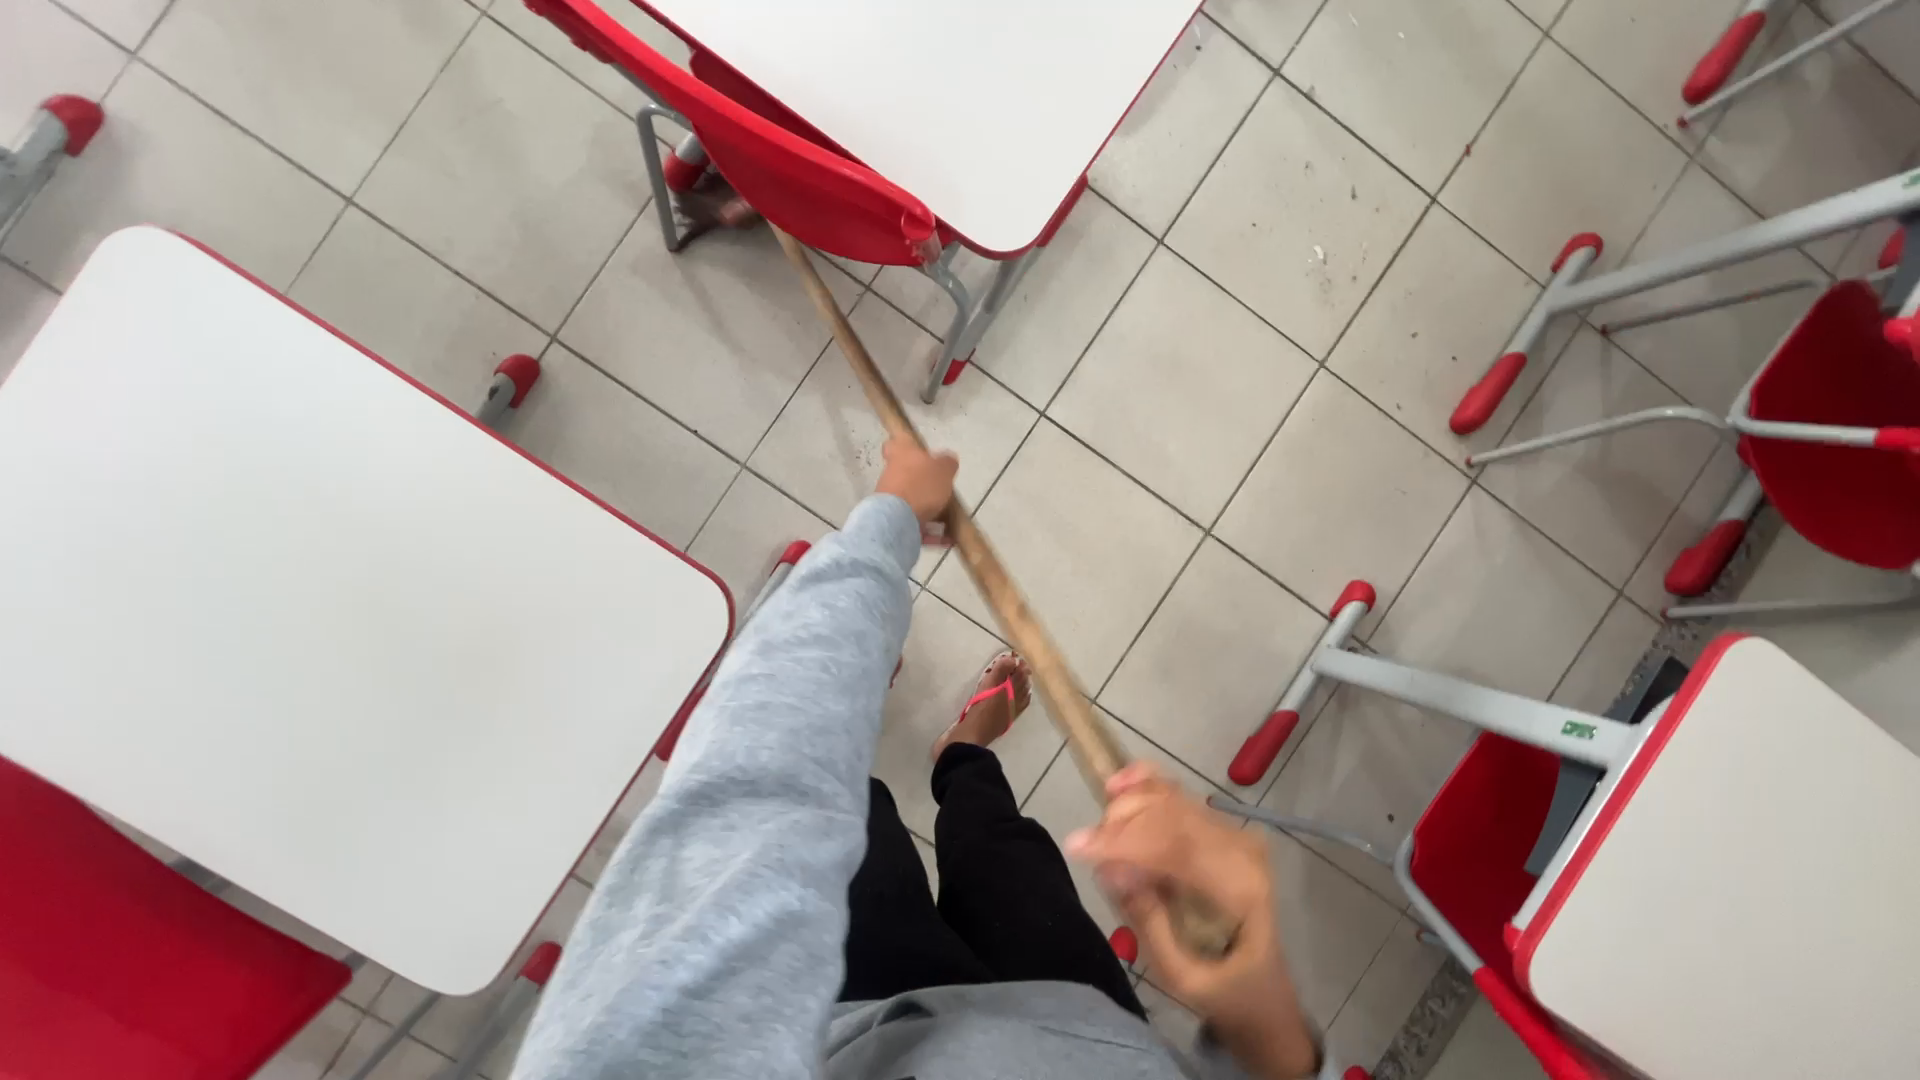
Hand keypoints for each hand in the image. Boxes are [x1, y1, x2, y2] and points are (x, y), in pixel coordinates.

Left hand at [875, 434, 957, 528]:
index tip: (920, 454)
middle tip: (945, 492)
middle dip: (927, 486)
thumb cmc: (921, 485)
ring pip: (914, 503)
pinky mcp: (893, 522)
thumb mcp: (944, 468)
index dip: (906, 446)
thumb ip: (947, 462)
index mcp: (901, 455)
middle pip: (909, 477)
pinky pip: (916, 526)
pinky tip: (949, 539)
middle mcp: (892, 475)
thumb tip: (947, 461)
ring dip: (932, 512)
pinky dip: (932, 533)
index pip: (896, 443)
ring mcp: (890, 500)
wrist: (897, 520)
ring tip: (952, 522)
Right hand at [1066, 765, 1317, 1079]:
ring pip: (1171, 798)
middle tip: (1085, 846)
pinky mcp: (1221, 828)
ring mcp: (1234, 833)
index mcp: (1241, 887)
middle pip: (1171, 814)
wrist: (1265, 993)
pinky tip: (1119, 784)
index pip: (1176, 845)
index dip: (1124, 840)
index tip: (1078, 846)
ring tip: (1098, 830)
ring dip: (1128, 805)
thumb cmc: (1225, 992)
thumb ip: (1150, 922)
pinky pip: (1178, 795)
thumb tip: (1110, 869)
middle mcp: (1242, 849)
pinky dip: (1145, 784)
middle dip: (1120, 823)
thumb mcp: (1184, 978)